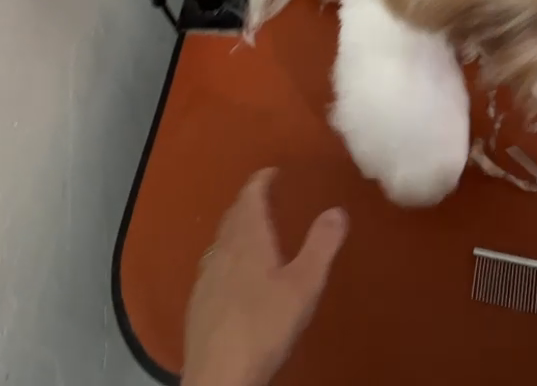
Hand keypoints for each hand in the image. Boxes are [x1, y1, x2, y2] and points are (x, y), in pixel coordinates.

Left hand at [183, 169, 347, 385]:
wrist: (218, 376)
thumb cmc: (264, 325)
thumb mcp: (304, 285)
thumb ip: (321, 246)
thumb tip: (337, 210)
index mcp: (248, 238)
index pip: (250, 196)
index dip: (261, 180)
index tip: (273, 171)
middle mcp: (223, 250)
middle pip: (234, 215)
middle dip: (249, 201)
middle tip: (267, 196)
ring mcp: (206, 276)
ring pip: (222, 240)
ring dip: (238, 228)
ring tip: (255, 231)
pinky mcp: (199, 302)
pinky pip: (215, 264)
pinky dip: (229, 255)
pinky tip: (236, 275)